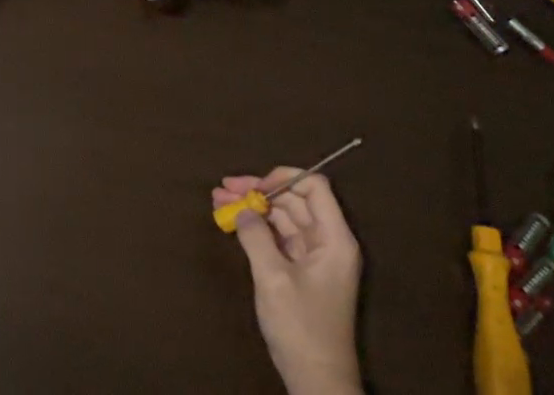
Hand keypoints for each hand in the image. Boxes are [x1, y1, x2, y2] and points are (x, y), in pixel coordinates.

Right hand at [213, 169, 363, 394]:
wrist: (316, 380)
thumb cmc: (301, 327)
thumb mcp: (273, 278)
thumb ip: (256, 236)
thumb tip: (241, 209)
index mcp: (335, 238)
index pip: (314, 187)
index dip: (283, 178)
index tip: (251, 186)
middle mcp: (328, 242)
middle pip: (295, 201)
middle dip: (259, 191)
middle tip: (223, 188)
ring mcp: (315, 258)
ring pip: (284, 218)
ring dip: (254, 208)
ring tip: (219, 200)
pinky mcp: (302, 272)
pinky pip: (279, 238)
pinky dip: (257, 228)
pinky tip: (233, 222)